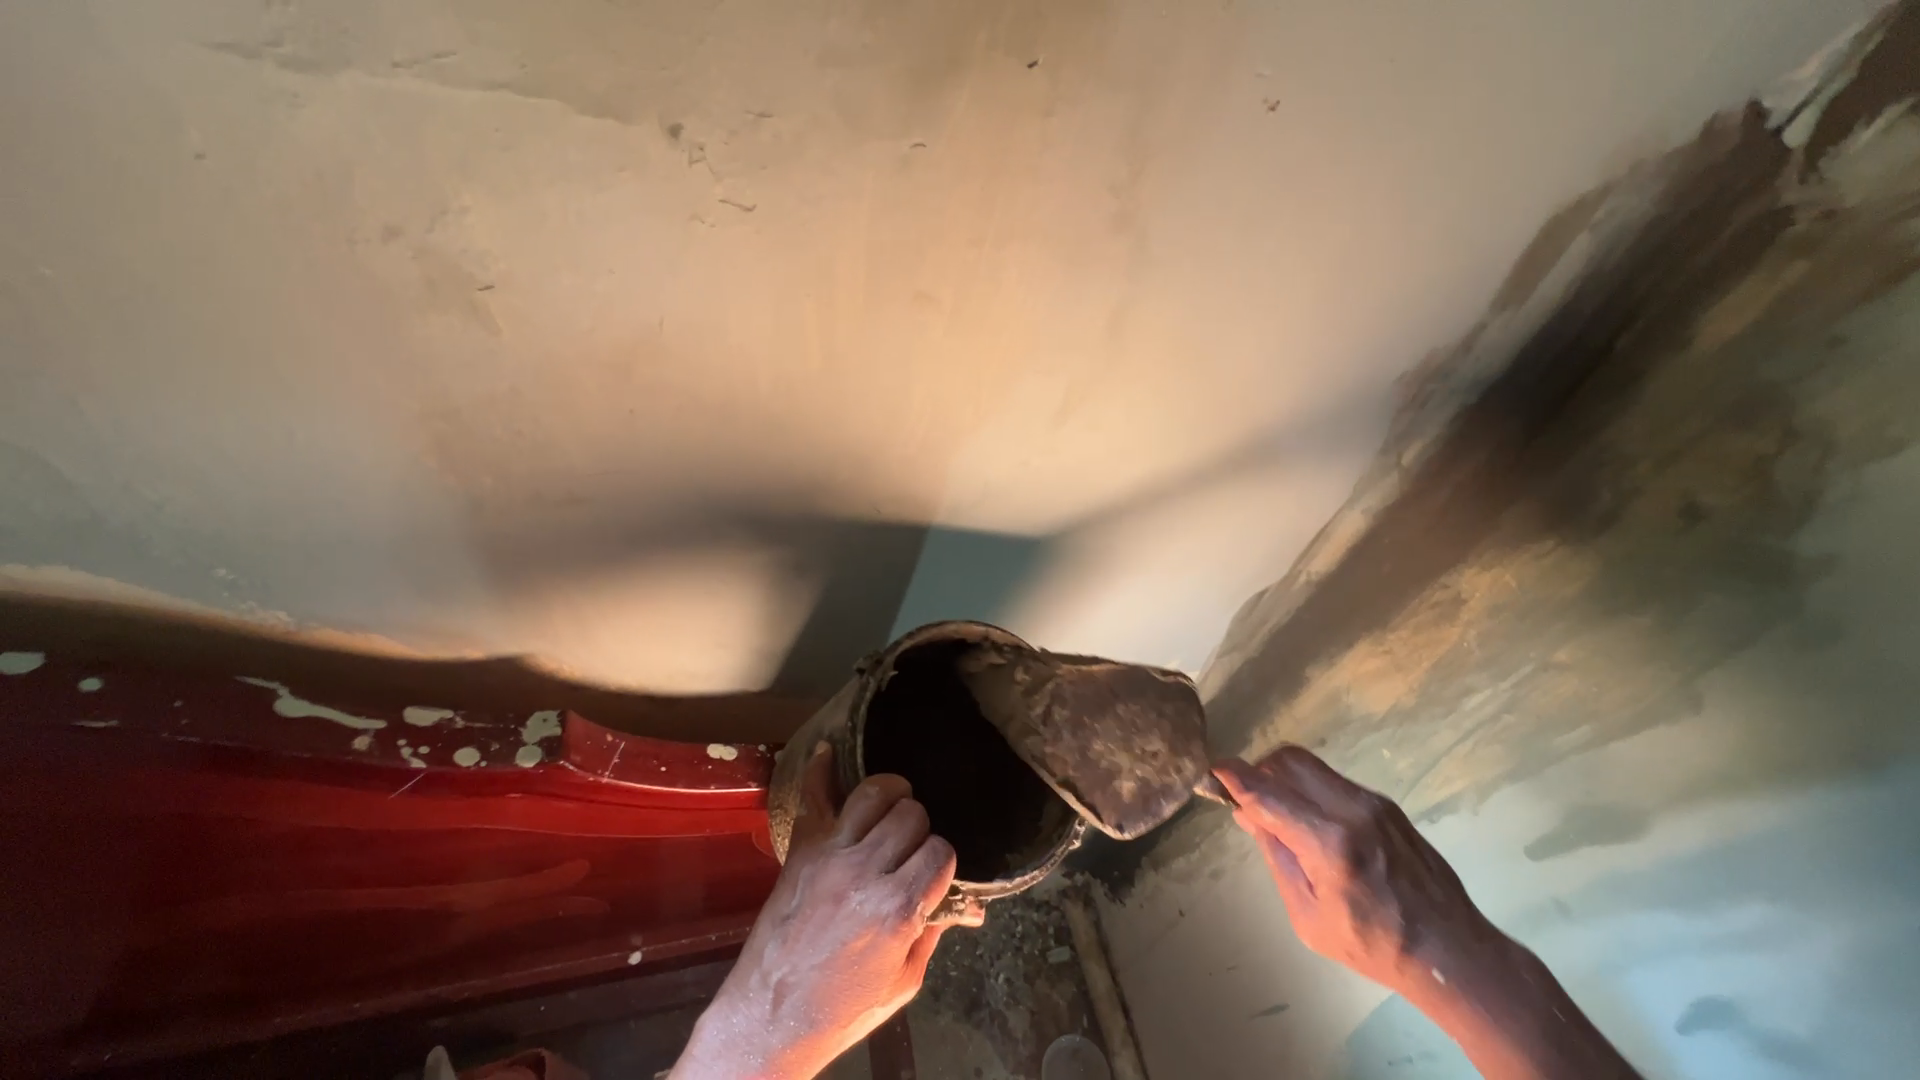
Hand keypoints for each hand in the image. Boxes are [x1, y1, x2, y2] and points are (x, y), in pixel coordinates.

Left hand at [672, 744, 981, 1079]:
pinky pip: (812, 796)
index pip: (941, 851)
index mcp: (897, 908)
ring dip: (891, 794)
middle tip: (911, 849)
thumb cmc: (843, 1010)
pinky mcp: (801, 850)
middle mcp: (865, 871)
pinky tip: (828, 751)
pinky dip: (820, 769)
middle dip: (920, 828)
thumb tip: (965, 906)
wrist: (771, 1017)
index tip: (935, 874)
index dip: (944, 861)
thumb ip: (933, 933)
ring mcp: (830, 855)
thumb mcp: (903, 981)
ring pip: (873, 793)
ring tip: (895, 803)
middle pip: (911, 815)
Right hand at [1217, 746, 1641, 1079]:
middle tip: (1246, 797)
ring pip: (1310, 766)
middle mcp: (1352, 810)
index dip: (1234, 777)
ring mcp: (1373, 803)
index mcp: (1330, 844)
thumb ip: (1277, 856)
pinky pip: (1332, 781)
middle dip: (1259, 771)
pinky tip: (1310, 822)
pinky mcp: (1385, 805)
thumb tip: (1248, 813)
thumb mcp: (1307, 915)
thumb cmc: (1372, 945)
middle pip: (1288, 762)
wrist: (1451, 951)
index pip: (1268, 794)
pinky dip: (1309, 790)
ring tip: (1277, 811)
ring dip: (1284, 778)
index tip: (1212, 769)